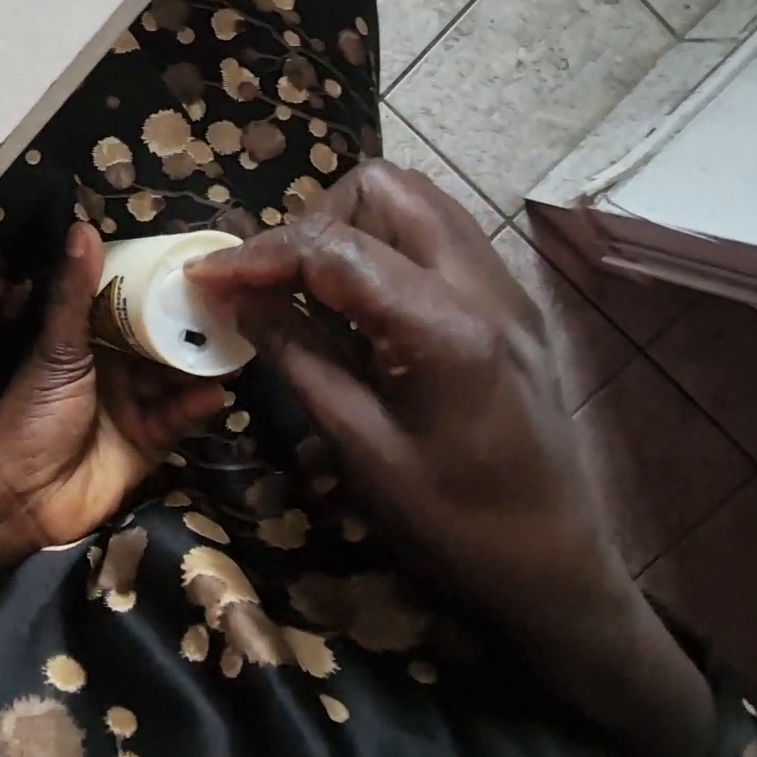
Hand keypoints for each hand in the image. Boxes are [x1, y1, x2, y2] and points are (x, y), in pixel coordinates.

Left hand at [0, 222, 226, 549]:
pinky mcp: (151, 439)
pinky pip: (179, 416)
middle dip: (192, 326)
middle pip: (161, 339)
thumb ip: (74, 295)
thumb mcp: (56, 352)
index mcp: (87, 340)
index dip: (160, 285)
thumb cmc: (32, 416)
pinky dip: (195, 405)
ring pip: (176, 375)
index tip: (199, 264)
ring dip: (200, 364)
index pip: (129, 303)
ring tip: (235, 348)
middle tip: (234, 307)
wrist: (24, 497)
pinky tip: (212, 395)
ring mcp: (135, 403)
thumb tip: (83, 227)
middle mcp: (114, 366)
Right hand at [185, 160, 712, 756]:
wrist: (555, 567)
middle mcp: (485, 285)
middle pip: (382, 189)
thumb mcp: (356, 442)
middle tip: (271, 284)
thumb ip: (295, 353)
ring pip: (411, 200)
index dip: (254, 256)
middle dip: (309, 224)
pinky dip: (376, 246)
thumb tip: (234, 298)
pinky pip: (431, 234)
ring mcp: (504, 286)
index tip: (201, 276)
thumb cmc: (449, 520)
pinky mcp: (506, 300)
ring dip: (343, 228)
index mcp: (446, 329)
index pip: (332, 249)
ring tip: (305, 288)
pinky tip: (352, 302)